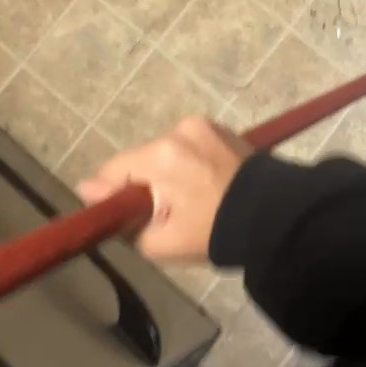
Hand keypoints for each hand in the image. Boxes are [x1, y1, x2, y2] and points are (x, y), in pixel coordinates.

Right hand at [75, 116, 249, 262]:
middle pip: (141, 159)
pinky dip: (189, 165)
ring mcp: (206, 126)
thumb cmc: (214, 231)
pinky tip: (204, 188)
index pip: (113, 170)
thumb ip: (120, 218)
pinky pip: (191, 148)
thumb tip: (89, 191)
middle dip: (143, 185)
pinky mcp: (224, 129)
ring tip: (189, 202)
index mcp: (163, 154)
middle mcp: (181, 130)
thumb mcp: (159, 241)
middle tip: (162, 215)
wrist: (276, 216)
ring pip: (166, 153)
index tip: (115, 216)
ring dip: (167, 174)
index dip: (107, 195)